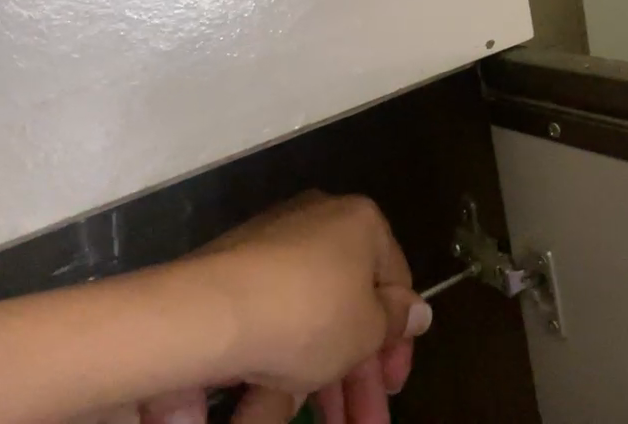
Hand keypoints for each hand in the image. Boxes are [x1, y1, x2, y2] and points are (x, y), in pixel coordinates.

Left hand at [182, 193, 428, 423]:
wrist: (208, 311)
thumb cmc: (309, 314)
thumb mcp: (368, 330)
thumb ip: (395, 322)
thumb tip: (419, 311)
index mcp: (361, 223)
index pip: (394, 280)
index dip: (398, 340)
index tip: (393, 388)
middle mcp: (319, 223)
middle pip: (349, 306)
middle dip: (358, 375)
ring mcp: (272, 246)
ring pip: (307, 320)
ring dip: (318, 382)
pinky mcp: (232, 272)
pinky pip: (269, 322)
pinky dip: (275, 366)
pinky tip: (265, 415)